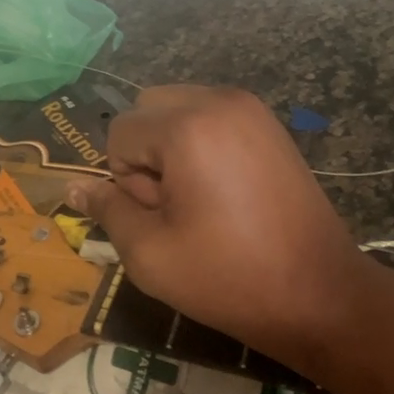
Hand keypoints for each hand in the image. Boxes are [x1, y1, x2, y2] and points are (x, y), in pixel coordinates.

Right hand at [67, 85, 370, 364]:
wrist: (320, 293)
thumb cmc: (229, 277)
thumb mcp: (150, 254)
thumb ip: (108, 210)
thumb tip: (74, 187)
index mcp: (188, 126)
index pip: (120, 132)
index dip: (126, 179)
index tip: (159, 216)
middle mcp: (219, 100)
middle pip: (148, 108)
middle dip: (147, 153)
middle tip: (176, 206)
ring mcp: (251, 108)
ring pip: (179, 108)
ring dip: (172, 147)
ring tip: (201, 200)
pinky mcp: (270, 125)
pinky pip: (211, 117)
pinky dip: (202, 144)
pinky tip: (225, 192)